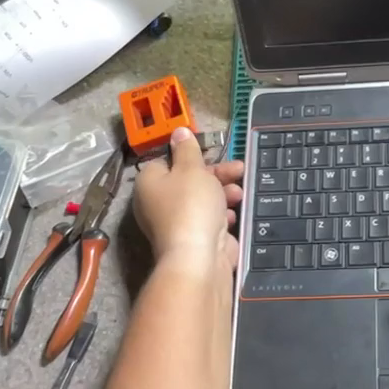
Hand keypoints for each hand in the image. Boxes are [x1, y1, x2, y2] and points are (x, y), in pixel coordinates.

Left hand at [133, 127, 244, 271]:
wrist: (198, 257)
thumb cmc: (192, 205)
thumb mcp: (192, 169)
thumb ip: (187, 149)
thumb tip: (178, 131)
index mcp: (149, 183)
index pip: (167, 161)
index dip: (190, 156)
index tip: (211, 154)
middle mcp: (157, 203)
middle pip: (188, 180)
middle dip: (216, 175)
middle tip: (237, 171)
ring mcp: (175, 224)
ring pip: (202, 200)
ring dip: (223, 195)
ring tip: (238, 195)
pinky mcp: (193, 240)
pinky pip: (209, 221)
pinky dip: (222, 217)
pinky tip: (233, 216)